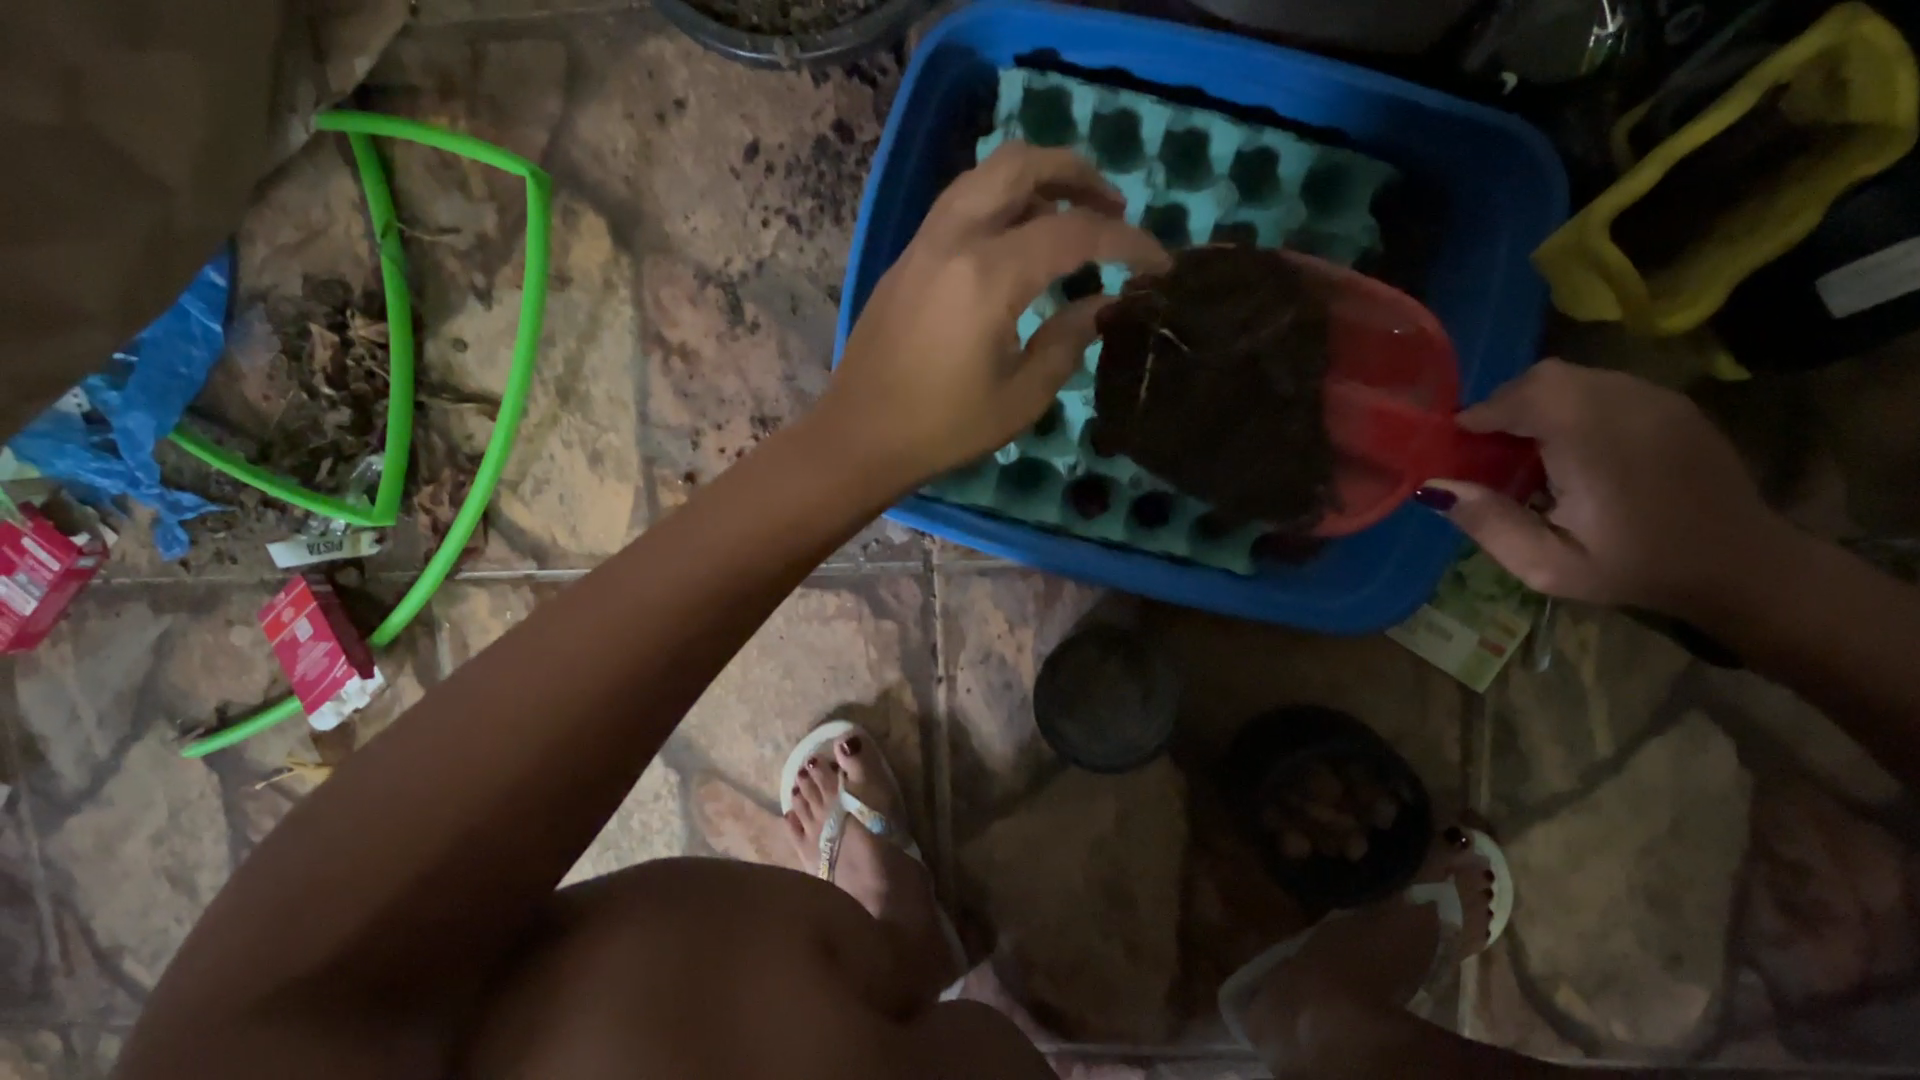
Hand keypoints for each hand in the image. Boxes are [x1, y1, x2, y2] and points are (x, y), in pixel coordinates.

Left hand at [821, 141, 1168, 483]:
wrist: (859, 437)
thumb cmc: (943, 428)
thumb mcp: (1021, 397)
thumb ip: (1068, 341)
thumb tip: (1102, 304)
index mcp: (988, 275)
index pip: (1075, 232)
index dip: (1127, 240)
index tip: (1158, 263)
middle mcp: (955, 239)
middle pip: (1022, 163)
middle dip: (1078, 173)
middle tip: (1113, 206)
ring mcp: (924, 242)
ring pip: (986, 174)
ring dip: (1037, 178)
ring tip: (1071, 214)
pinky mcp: (908, 257)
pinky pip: (962, 202)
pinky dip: (1002, 200)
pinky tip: (1021, 238)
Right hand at [1420, 359, 1792, 616]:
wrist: (1742, 566)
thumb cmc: (1638, 569)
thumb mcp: (1550, 566)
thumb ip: (1490, 523)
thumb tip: (1434, 487)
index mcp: (1595, 439)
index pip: (1520, 396)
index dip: (1479, 416)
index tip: (1456, 447)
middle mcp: (1627, 403)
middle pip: (1545, 378)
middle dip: (1505, 406)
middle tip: (1487, 451)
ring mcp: (1655, 398)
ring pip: (1573, 377)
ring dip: (1537, 405)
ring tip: (1526, 451)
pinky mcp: (1670, 403)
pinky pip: (1602, 386)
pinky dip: (1570, 405)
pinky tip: (1570, 450)